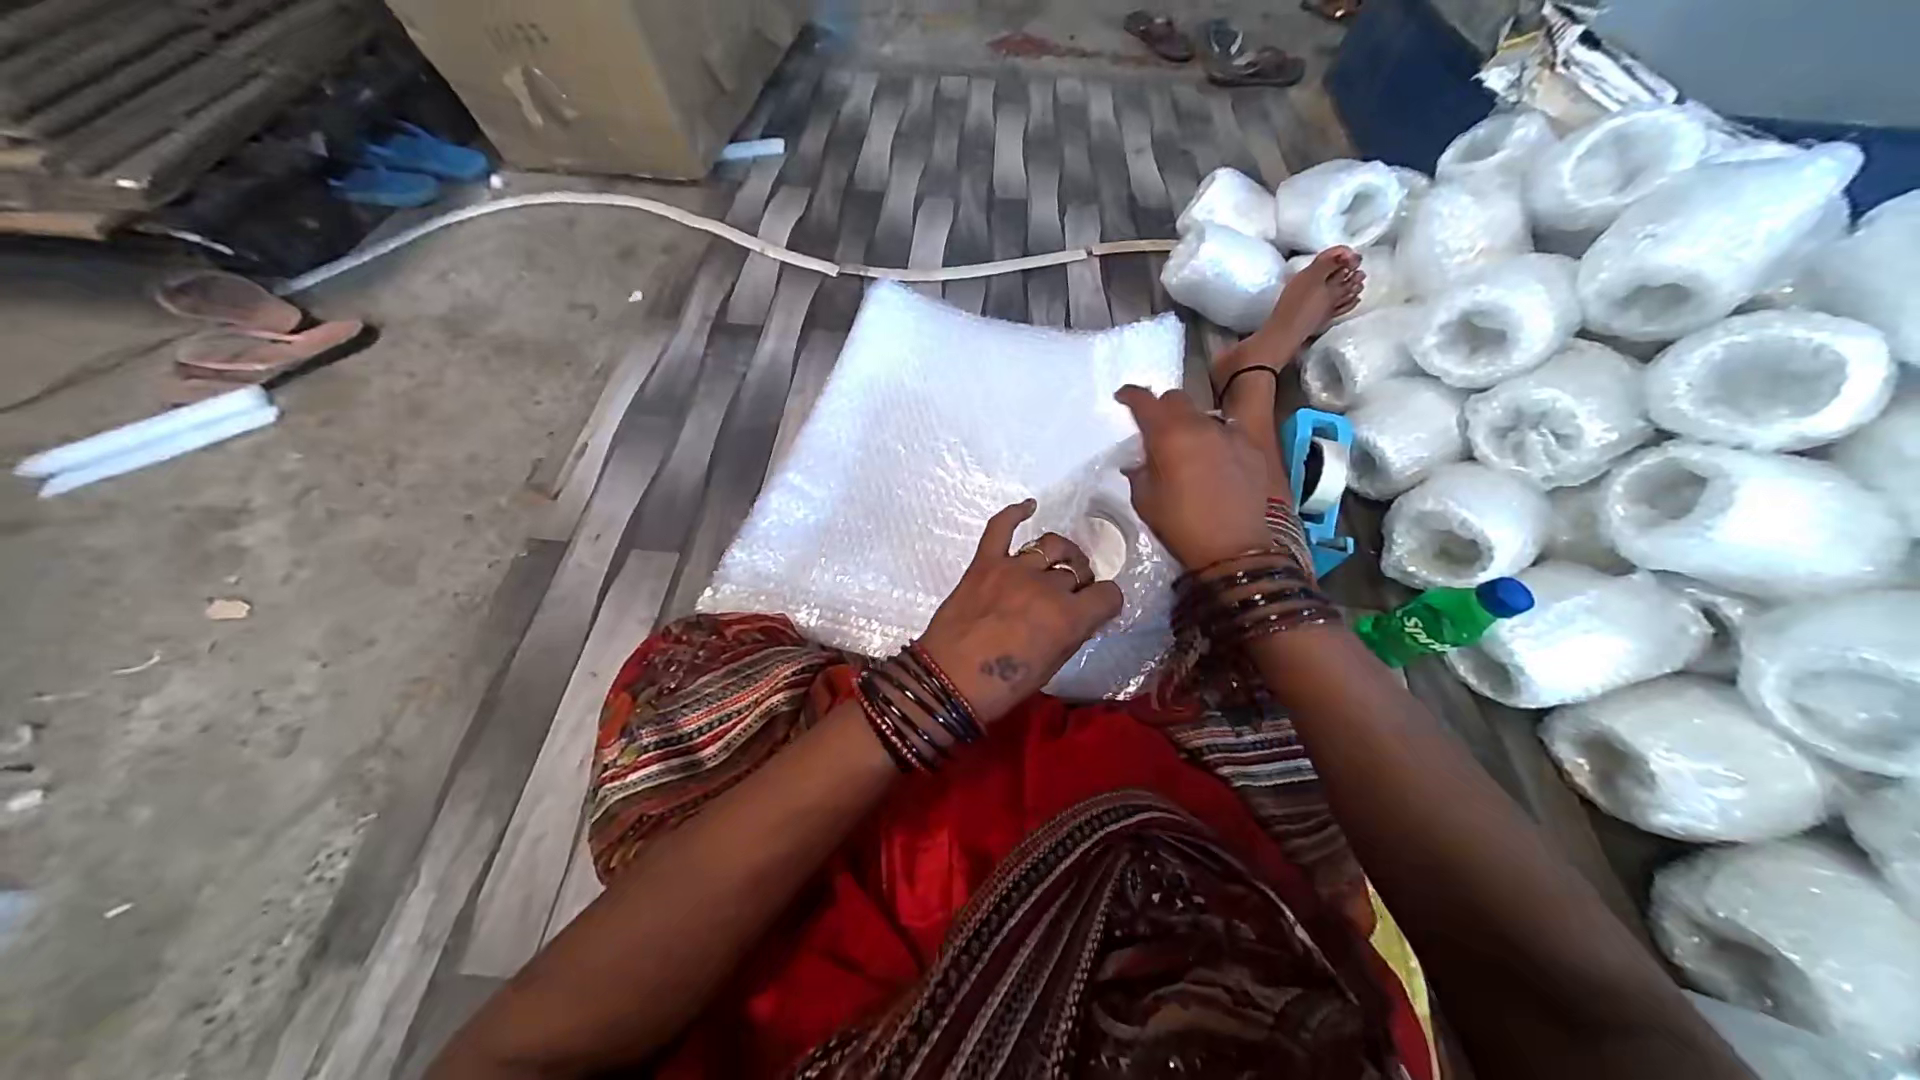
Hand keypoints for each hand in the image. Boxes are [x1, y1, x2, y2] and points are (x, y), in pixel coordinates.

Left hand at [917, 501, 1123, 724]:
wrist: (946, 681)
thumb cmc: (1002, 687)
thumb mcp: (1052, 666)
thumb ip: (1072, 633)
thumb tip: (1081, 614)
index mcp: (1068, 617)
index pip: (1108, 594)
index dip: (1106, 603)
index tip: (1097, 610)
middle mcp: (1046, 586)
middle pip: (1077, 572)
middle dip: (1080, 585)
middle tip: (1068, 598)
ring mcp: (1013, 568)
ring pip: (1051, 546)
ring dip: (1060, 556)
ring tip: (1056, 566)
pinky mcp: (984, 562)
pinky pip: (1000, 527)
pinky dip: (1014, 513)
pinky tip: (1028, 507)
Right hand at [1115, 385, 1272, 568]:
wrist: (1233, 549)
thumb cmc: (1181, 526)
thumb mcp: (1145, 500)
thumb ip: (1139, 471)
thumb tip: (1140, 460)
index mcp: (1169, 435)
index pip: (1145, 401)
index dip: (1131, 395)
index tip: (1122, 397)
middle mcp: (1201, 426)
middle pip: (1177, 399)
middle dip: (1162, 408)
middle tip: (1155, 428)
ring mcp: (1231, 435)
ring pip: (1204, 414)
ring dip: (1190, 424)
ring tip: (1186, 447)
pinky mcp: (1252, 449)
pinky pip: (1228, 432)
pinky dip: (1215, 439)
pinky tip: (1214, 461)